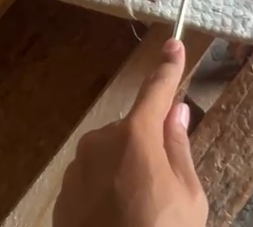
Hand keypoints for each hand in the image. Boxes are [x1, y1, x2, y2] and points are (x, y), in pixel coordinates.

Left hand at [54, 37, 206, 226]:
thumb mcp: (188, 197)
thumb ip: (179, 147)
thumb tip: (176, 111)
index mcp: (137, 135)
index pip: (157, 90)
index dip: (168, 66)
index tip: (173, 43)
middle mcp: (102, 140)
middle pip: (133, 130)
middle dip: (148, 145)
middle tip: (163, 186)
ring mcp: (79, 167)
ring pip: (111, 155)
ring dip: (125, 170)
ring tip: (139, 213)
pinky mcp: (64, 195)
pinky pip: (93, 179)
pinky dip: (106, 191)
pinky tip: (117, 220)